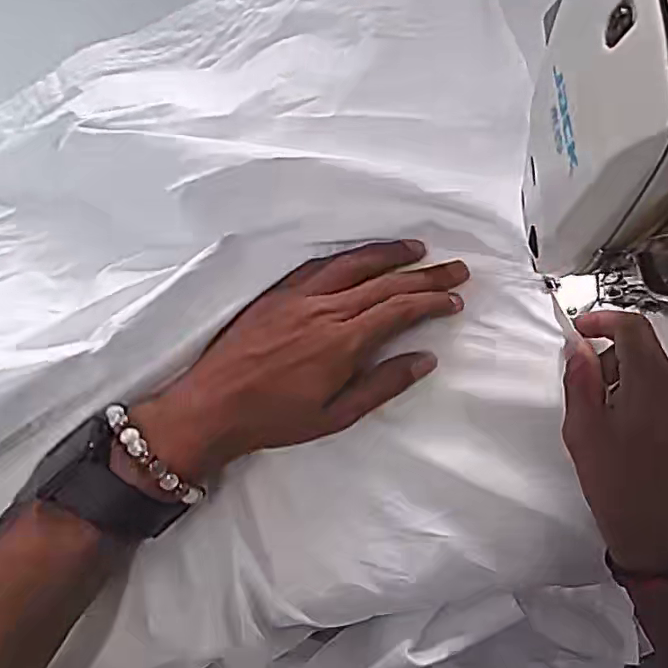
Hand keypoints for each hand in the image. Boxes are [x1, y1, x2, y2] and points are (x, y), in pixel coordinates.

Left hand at [129, 240, 467, 486]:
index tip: (455, 300)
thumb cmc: (275, 419)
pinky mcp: (277, 294)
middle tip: (456, 269)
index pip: (399, 310)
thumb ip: (383, 384)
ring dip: (389, 254)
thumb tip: (424, 359)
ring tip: (417, 249)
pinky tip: (361, 255)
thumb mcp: (336, 416)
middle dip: (426, 275)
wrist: (211, 406)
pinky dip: (347, 257)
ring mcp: (298, 297)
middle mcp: (324, 310)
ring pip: (353, 265)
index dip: (431, 302)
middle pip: (385, 283)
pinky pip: (319, 265)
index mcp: (342, 342)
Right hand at [562, 311, 667, 575]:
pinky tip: (641, 437)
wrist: (662, 537)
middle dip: (615, 363)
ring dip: (637, 386)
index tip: (587, 329)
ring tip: (618, 426)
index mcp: (653, 384)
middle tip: (592, 393)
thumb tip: (580, 349)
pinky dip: (658, 404)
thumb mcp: (584, 432)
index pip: (632, 327)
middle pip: (646, 352)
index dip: (604, 321)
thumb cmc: (625, 493)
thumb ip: (580, 380)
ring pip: (663, 376)